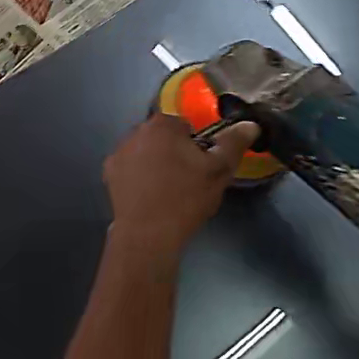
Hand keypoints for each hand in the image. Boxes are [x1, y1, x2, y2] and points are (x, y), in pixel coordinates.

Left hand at [103, 113, 259, 258]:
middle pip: (163, 137)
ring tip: (167, 191)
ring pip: (145, 151)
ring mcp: (120, 150)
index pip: (185, 126)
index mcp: (164, 124)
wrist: (148, 234)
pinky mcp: (109, 171)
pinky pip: (130, 167)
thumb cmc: (185, 198)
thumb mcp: (218, 171)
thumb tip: (249, 124)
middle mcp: (137, 130)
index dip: (196, 145)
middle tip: (187, 179)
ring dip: (155, 162)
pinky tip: (148, 196)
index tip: (200, 166)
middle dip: (174, 151)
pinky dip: (137, 176)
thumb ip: (233, 143)